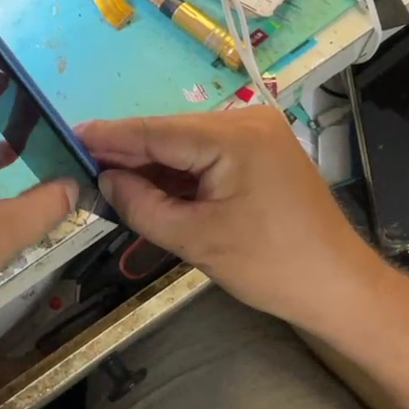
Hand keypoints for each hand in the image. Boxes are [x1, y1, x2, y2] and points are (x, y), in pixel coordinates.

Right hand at [77, 108, 378, 321]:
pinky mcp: (261, 150)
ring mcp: (258, 133)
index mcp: (234, 137)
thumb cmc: (270, 267)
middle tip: (81, 164)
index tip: (69, 135)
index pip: (155, 131)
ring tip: (107, 177)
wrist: (339, 287)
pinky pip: (206, 153)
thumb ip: (142, 205)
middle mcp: (247, 120)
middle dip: (127, 152)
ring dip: (151, 163)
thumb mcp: (195, 240)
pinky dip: (178, 170)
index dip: (109, 136)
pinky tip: (148, 183)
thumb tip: (105, 179)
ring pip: (185, 143)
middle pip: (169, 133)